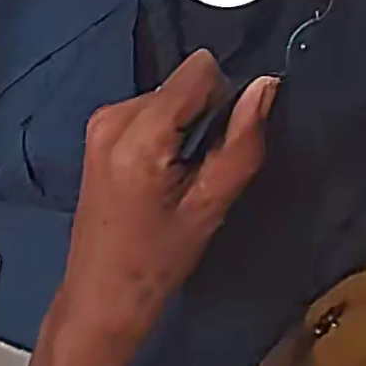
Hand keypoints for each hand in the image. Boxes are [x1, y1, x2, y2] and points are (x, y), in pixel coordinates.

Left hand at [21, 51, 276, 365]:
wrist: (100, 296)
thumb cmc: (159, 259)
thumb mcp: (211, 205)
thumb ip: (243, 141)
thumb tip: (266, 84)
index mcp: (138, 135)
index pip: (199, 70)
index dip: (222, 99)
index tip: (216, 144)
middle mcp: (114, 114)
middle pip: (184, 80)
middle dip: (202, 113)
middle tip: (196, 167)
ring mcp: (102, 117)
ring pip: (171, 90)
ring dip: (184, 121)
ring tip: (176, 172)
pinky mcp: (99, 124)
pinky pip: (152, 103)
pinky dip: (165, 126)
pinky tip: (159, 168)